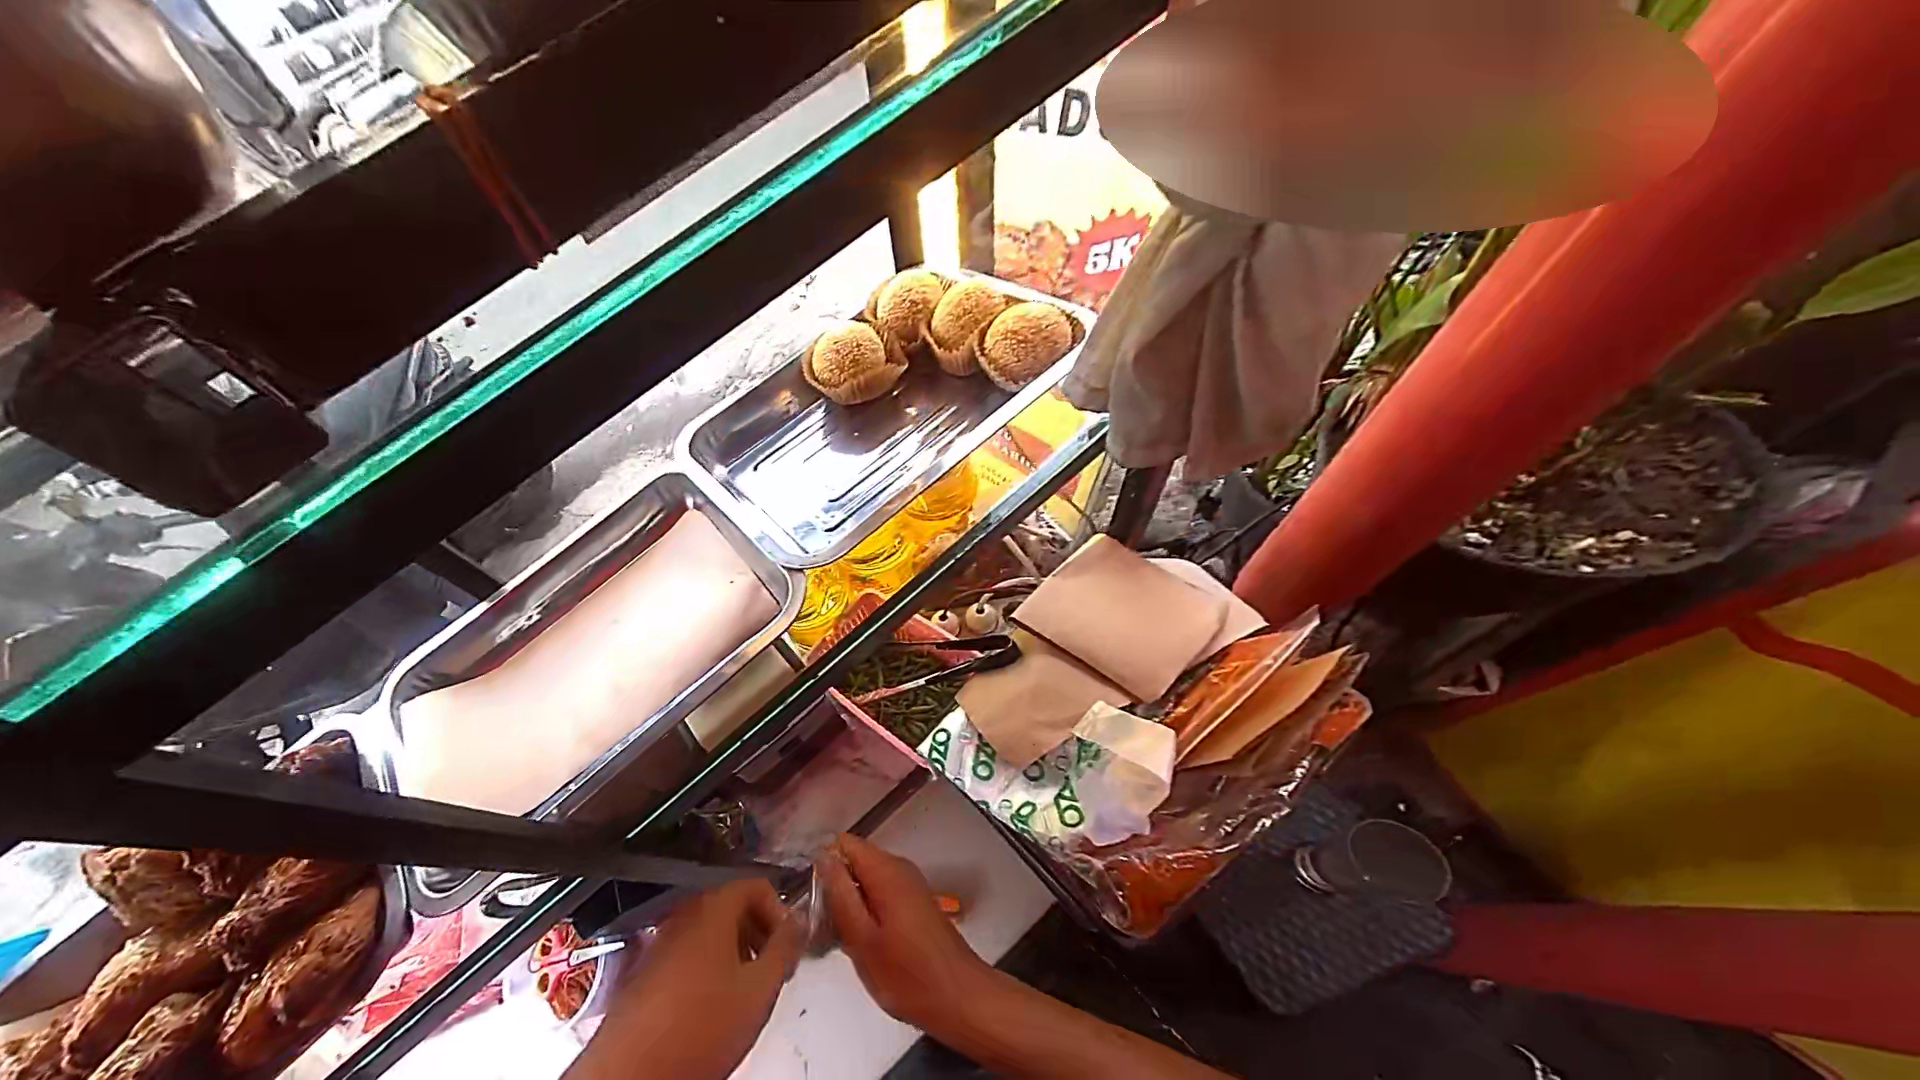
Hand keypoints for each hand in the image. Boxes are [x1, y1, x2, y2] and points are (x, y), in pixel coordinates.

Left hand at [567, 879, 799, 1079]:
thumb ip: (786, 947)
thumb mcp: (760, 988)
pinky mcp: (639, 977)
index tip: (787, 945)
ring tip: (743, 995)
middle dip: (758, 935)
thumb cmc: (696, 1032)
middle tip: (771, 970)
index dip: (780, 912)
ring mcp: (656, 946)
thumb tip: (797, 924)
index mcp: (712, 910)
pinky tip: (709, 1011)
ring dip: (733, 955)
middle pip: (732, 908)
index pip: (757, 886)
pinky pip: (684, 958)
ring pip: (708, 935)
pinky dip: (705, 971)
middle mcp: (681, 918)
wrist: (628, 1079)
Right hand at [820, 833, 997, 1032]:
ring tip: (836, 937)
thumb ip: (841, 895)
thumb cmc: (908, 975)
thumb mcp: (862, 939)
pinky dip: (866, 912)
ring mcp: (909, 885)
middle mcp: (900, 869)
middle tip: (819, 923)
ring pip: (866, 880)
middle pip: (855, 861)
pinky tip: (859, 943)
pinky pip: (881, 894)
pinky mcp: (914, 903)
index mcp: (886, 870)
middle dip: (834, 886)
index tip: (809, 893)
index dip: (823, 862)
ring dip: (849, 903)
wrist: (958, 997)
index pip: (845, 843)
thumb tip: (823, 858)